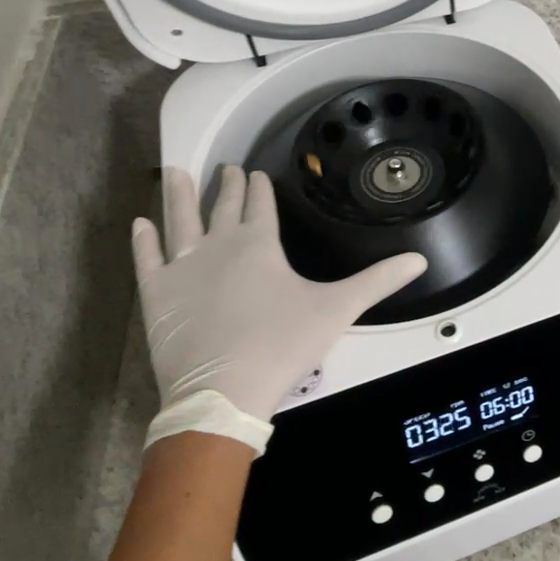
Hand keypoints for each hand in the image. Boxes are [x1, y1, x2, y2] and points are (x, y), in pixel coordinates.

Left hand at [130, 166, 426, 454]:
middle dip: (228, 186)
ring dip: (180, 196)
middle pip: (223, 207)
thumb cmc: (281, 346)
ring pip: (179, 221)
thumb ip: (377, 282)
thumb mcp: (337, 311)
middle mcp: (218, 246)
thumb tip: (419, 261)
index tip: (256, 172)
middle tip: (227, 168)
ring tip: (177, 172)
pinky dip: (143, 240)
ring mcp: (182, 268)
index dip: (260, 187)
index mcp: (259, 245)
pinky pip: (147, 258)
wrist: (223, 392)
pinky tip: (140, 223)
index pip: (260, 205)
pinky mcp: (156, 294)